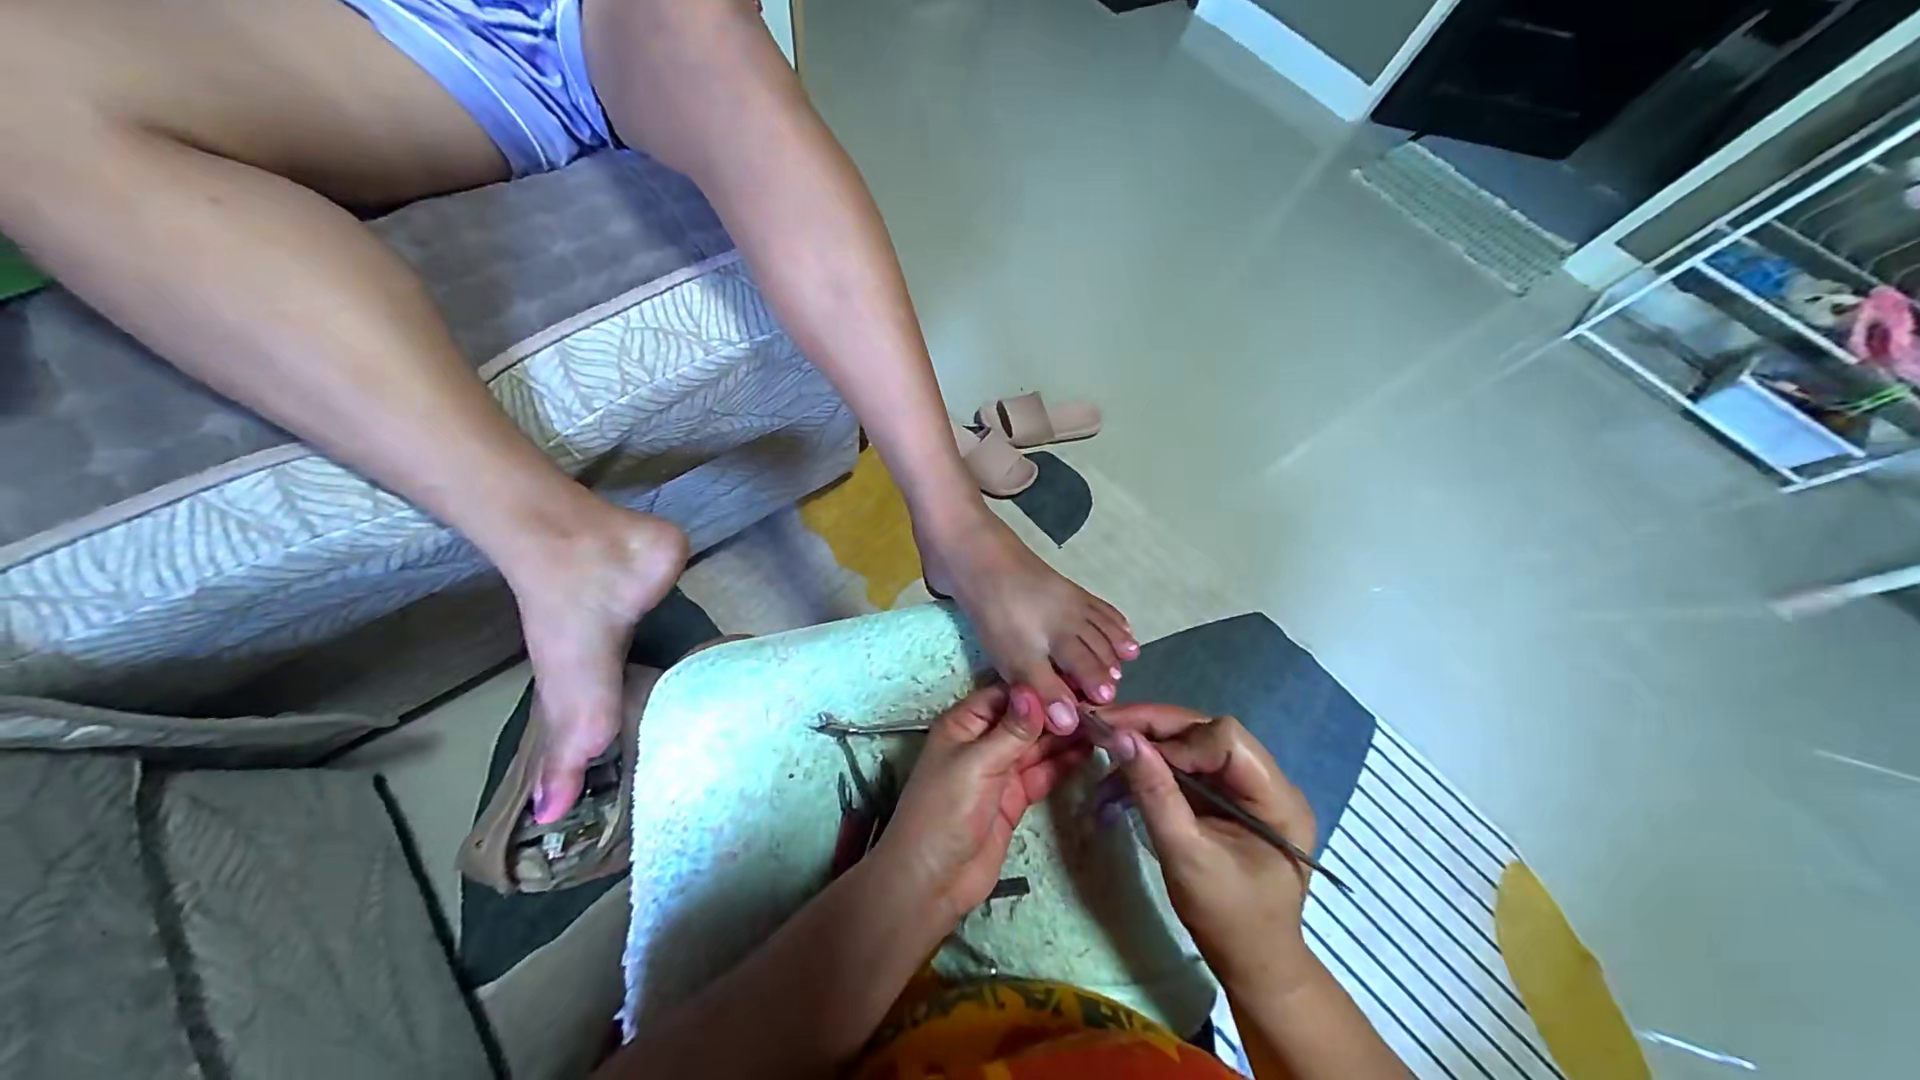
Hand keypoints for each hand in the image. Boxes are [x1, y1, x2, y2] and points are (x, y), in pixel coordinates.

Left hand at [872, 684, 1090, 924]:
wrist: (933, 881)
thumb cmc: (945, 811)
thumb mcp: (977, 764)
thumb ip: (1011, 730)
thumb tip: (1036, 689)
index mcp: (964, 724)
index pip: (1007, 694)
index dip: (1040, 687)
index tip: (1079, 679)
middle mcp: (983, 741)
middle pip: (1026, 719)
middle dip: (1059, 711)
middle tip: (1102, 702)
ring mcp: (1000, 770)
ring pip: (1038, 745)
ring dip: (1066, 736)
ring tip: (1104, 722)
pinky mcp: (1014, 797)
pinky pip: (1043, 772)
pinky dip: (1064, 762)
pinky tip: (1090, 750)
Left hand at [916, 508, 1136, 734]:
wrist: (976, 552)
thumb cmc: (994, 611)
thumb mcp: (1015, 657)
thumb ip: (1044, 689)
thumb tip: (1072, 724)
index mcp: (1066, 637)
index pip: (1089, 669)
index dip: (1098, 687)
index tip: (1108, 705)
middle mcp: (1075, 617)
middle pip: (1098, 646)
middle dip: (1108, 667)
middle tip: (1116, 687)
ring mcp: (1069, 596)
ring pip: (1100, 623)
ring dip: (1114, 642)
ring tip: (1128, 656)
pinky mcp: (1058, 581)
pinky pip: (1095, 603)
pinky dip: (1110, 616)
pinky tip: (1117, 621)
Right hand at [1103, 705, 1318, 996]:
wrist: (1252, 962)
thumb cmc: (1226, 917)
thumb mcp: (1184, 855)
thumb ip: (1155, 793)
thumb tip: (1121, 738)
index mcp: (1277, 798)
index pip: (1227, 739)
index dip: (1178, 741)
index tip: (1135, 755)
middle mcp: (1269, 781)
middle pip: (1207, 732)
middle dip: (1154, 729)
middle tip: (1104, 729)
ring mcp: (1248, 786)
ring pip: (1195, 741)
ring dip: (1150, 742)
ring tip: (1109, 745)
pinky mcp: (1228, 794)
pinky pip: (1190, 762)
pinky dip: (1156, 761)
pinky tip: (1126, 768)